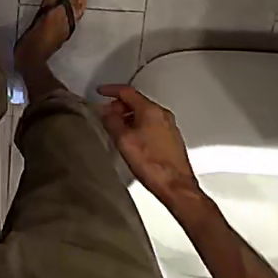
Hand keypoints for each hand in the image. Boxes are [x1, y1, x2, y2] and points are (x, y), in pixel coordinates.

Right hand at [96, 85, 203, 214]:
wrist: (175, 187)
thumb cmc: (153, 165)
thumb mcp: (123, 140)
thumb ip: (111, 122)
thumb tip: (105, 112)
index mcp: (151, 110)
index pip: (127, 92)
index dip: (111, 90)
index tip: (102, 92)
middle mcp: (163, 115)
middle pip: (137, 102)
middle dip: (119, 106)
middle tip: (107, 114)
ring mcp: (169, 127)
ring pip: (145, 114)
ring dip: (129, 117)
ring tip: (117, 129)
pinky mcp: (172, 140)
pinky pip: (152, 125)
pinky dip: (140, 127)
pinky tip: (133, 141)